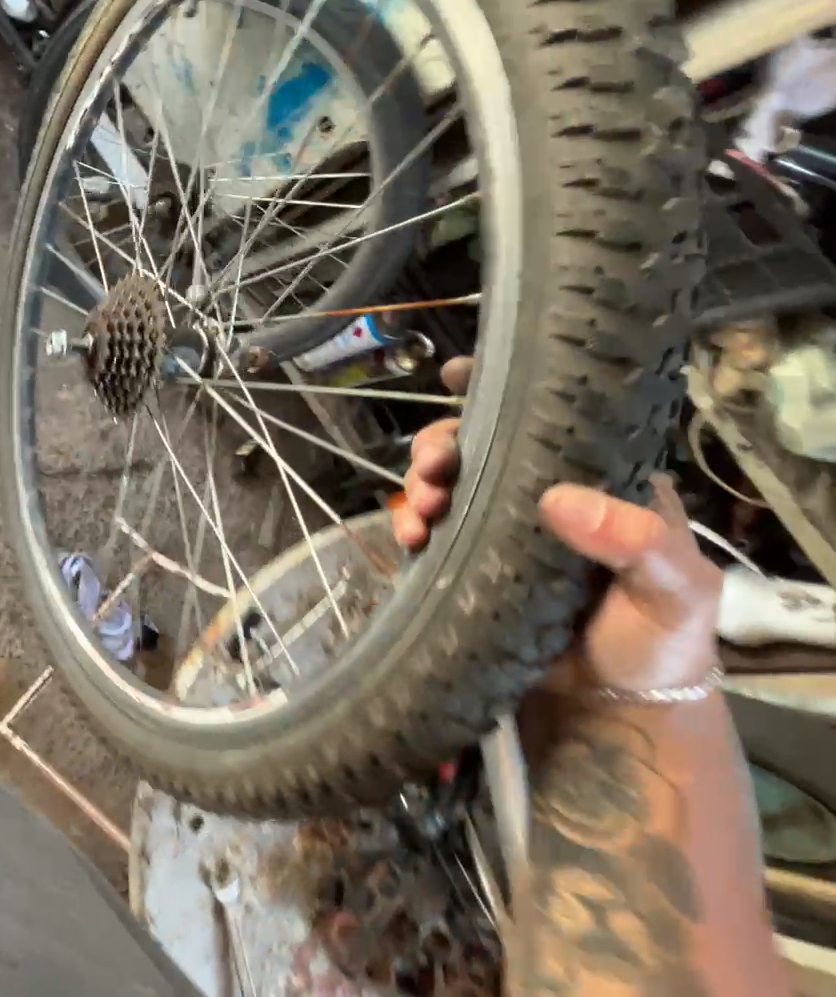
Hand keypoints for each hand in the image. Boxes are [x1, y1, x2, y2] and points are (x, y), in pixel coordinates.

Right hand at [391, 356, 719, 691]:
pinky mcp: (460, 561)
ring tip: (420, 511)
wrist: (608, 707)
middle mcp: (538, 496)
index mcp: (598, 483)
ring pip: (444, 482)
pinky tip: (409, 539)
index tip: (458, 374)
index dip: (502, 391)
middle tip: (434, 470)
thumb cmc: (657, 640)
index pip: (549, 421)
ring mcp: (493, 528)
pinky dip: (408, 523)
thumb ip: (635, 543)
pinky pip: (425, 526)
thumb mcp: (674, 590)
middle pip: (477, 446)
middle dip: (442, 447)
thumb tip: (559, 500)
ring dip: (419, 485)